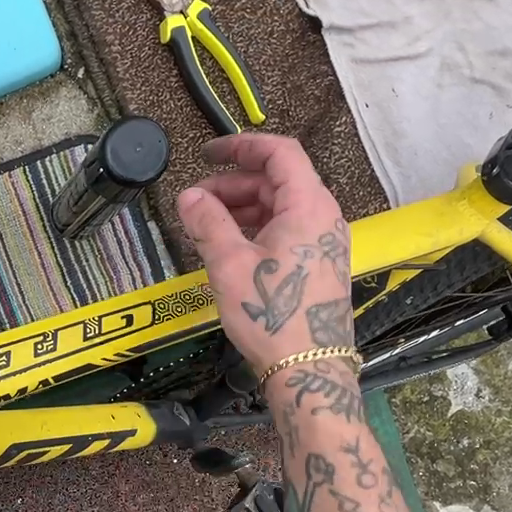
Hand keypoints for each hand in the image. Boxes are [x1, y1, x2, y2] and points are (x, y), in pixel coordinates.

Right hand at [176, 134, 355, 382]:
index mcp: (308, 206)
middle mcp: (322, 217)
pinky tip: (227, 248)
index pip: (279, 153)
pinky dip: (254, 229)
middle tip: (194, 202)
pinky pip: (284, 231)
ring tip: (205, 227)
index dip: (242, 146)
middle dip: (232, 185)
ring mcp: (323, 241)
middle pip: (277, 182)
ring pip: (279, 208)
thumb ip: (208, 223)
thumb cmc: (271, 315)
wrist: (306, 365)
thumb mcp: (228, 265)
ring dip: (241, 209)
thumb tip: (189, 196)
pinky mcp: (317, 264)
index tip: (208, 153)